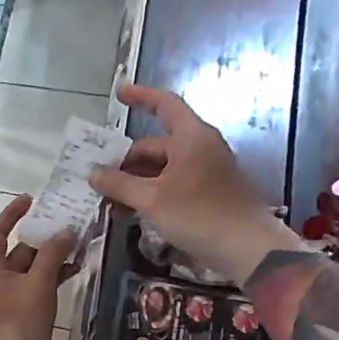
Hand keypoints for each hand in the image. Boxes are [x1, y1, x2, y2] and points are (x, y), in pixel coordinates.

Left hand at [0, 194, 75, 339]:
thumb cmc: (23, 317)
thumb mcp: (38, 281)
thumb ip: (52, 254)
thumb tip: (65, 232)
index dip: (10, 214)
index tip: (29, 199)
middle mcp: (0, 276)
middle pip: (20, 248)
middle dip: (43, 235)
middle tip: (67, 219)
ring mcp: (14, 290)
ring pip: (34, 264)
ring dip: (54, 253)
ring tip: (80, 239)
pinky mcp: (28, 303)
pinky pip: (42, 279)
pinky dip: (57, 271)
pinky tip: (77, 264)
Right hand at [88, 84, 302, 282]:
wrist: (246, 248)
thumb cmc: (198, 214)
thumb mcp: (150, 199)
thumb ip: (118, 183)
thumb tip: (93, 173)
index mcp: (191, 139)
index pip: (165, 106)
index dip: (141, 97)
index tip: (118, 92)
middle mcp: (198, 148)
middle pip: (151, 146)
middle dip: (121, 163)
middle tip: (93, 181)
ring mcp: (202, 170)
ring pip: (156, 168)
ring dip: (129, 182)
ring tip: (106, 202)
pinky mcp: (203, 191)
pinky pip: (166, 183)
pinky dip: (145, 192)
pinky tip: (126, 211)